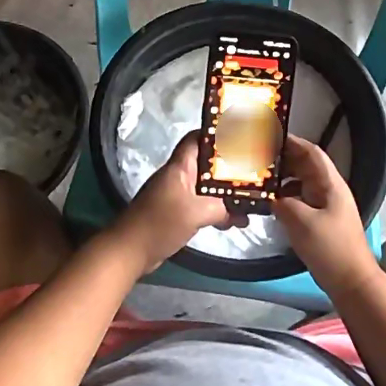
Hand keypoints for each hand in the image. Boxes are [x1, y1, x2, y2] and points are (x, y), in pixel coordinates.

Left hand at [118, 132, 243, 271]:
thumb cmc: (160, 223)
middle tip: (254, 174)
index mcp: (179, 168)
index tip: (240, 138)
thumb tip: (240, 212)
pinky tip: (234, 222)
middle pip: (206, 165)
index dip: (216, 134)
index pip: (196, 139)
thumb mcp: (196, 212)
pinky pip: (203, 207)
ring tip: (250, 203)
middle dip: (230, 169)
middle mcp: (178, 177)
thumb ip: (221, 207)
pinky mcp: (177, 214)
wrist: (130, 251)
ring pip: (207, 188)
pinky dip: (218, 212)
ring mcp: (176, 196)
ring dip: (226, 195)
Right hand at [274, 134, 378, 287]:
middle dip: (282, 159)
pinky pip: (300, 198)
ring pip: (301, 182)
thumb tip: (268, 195)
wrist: (352, 282)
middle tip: (256, 158)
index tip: (267, 137)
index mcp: (330, 184)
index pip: (310, 153)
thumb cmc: (330, 248)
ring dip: (281, 178)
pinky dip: (284, 195)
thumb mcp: (300, 222)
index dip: (290, 142)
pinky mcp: (320, 220)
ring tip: (259, 178)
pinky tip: (270, 202)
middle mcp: (329, 190)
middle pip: (304, 165)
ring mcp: (326, 205)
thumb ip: (281, 203)